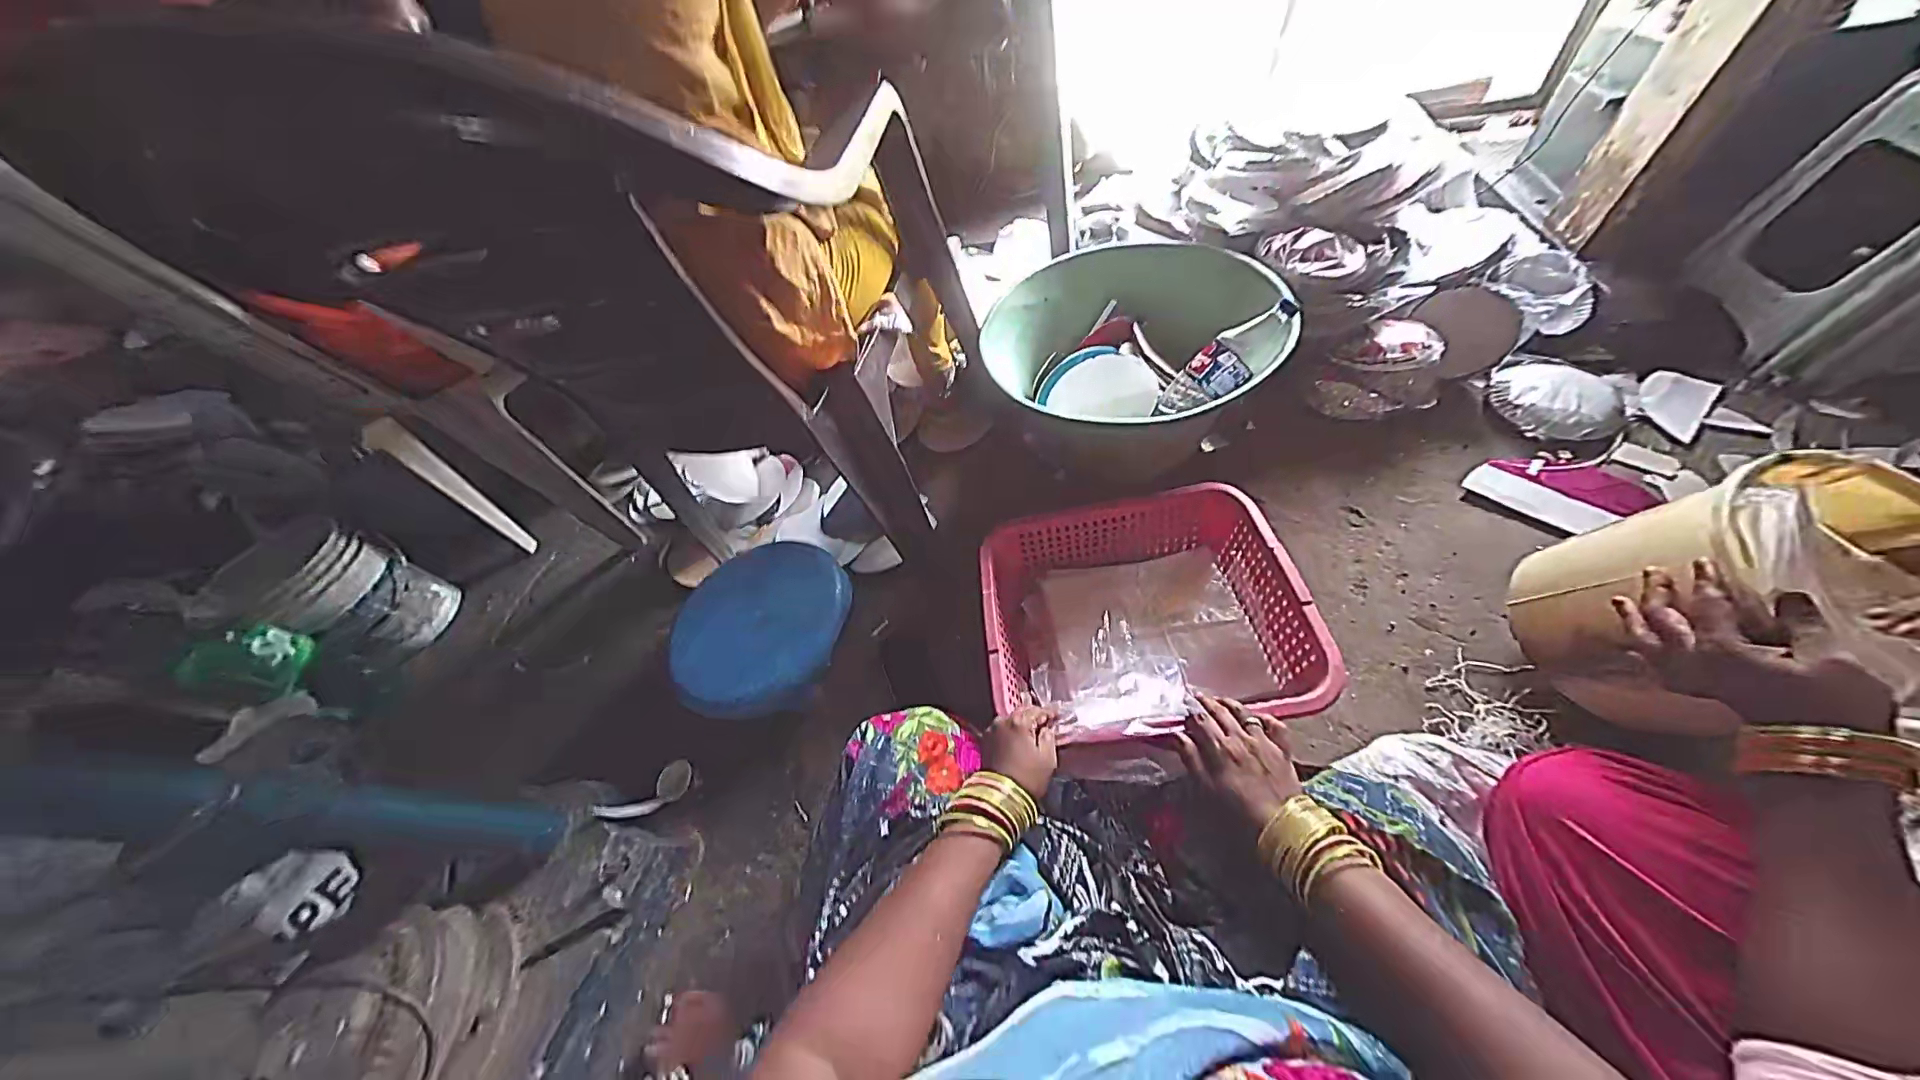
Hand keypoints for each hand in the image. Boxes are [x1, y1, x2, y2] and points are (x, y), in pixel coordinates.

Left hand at [981, 705, 1057, 799]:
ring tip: (1031, 730)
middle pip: (1021, 712)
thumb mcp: (1047, 758)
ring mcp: (991, 730)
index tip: (1057, 713)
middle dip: (1033, 715)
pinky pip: (1002, 730)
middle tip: (1045, 720)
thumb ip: (1049, 737)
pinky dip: (1011, 732)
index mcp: (1018, 722)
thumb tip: (1046, 728)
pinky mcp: (985, 741)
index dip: (1049, 711)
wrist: (1000, 796)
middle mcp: (1002, 721)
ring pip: (1010, 721)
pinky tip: (1018, 738)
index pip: (1037, 710)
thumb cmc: (1028, 777)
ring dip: (1020, 723)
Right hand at [1173, 694, 1302, 832]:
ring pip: (1245, 713)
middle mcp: (1240, 738)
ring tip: (1220, 700)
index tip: (1181, 707)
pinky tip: (1259, 717)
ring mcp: (1264, 741)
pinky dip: (1266, 718)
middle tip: (1196, 697)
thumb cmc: (1236, 813)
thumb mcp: (1205, 789)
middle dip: (1206, 703)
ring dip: (1230, 704)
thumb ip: (1191, 759)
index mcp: (1219, 747)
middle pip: (1220, 712)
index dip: (1189, 711)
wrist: (1281, 827)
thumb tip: (1177, 735)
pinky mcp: (1283, 750)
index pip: (1199, 719)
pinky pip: (1275, 726)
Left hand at [1612, 559, 1893, 732]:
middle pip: (1664, 618)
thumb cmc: (1830, 706)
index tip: (1699, 563)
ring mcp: (1686, 678)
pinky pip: (1653, 667)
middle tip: (1651, 572)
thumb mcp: (1830, 658)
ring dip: (1633, 619)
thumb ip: (1801, 625)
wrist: (1821, 753)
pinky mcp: (1691, 693)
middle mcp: (1693, 660)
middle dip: (1657, 592)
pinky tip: (1633, 647)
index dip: (1705, 582)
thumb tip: (1787, 596)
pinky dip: (1640, 651)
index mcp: (1723, 647)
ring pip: (1647, 641)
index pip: (1708, 605)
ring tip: (1619, 600)